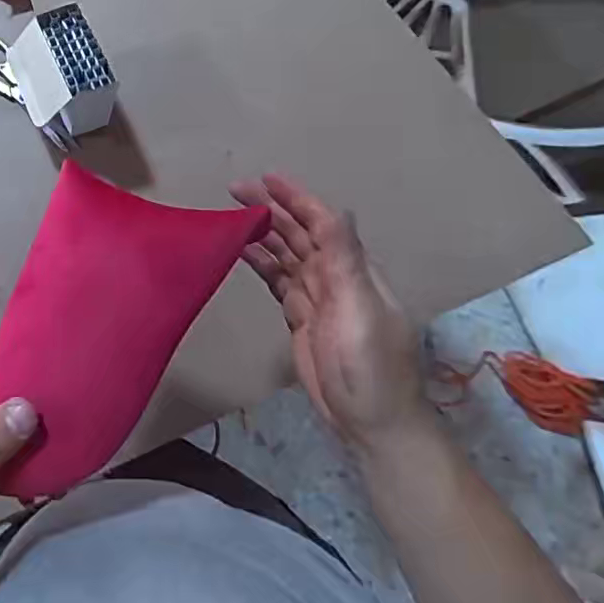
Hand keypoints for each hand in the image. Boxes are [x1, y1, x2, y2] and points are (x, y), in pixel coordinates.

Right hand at [229, 174, 429, 454]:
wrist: (371, 423)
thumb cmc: (369, 366)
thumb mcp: (360, 309)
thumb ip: (344, 259)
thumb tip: (335, 209)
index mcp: (354, 270)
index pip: (322, 223)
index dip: (296, 198)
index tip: (266, 178)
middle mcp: (335, 276)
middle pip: (300, 232)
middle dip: (272, 208)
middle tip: (236, 189)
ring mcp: (317, 297)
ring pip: (286, 253)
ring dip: (262, 231)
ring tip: (232, 213)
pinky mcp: (300, 316)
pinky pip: (277, 279)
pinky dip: (260, 262)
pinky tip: (242, 250)